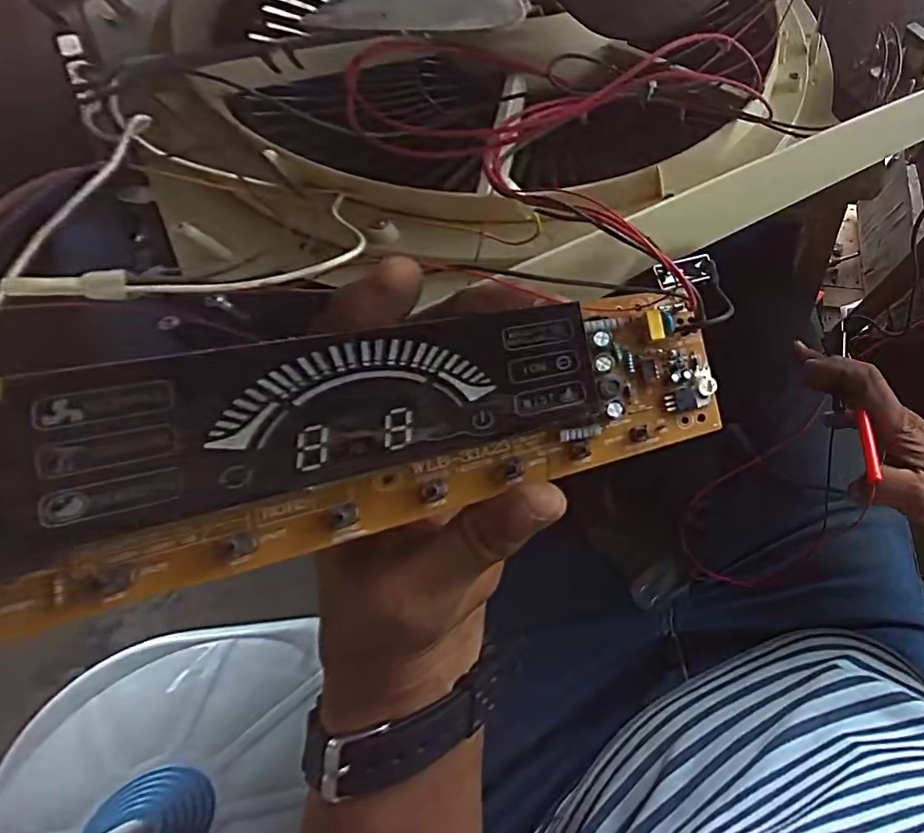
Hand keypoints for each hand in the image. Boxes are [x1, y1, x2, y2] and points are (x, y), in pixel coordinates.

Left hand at [312, 259, 567, 731]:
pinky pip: (518, 410)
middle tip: (535, 303)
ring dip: (524, 341)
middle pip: (428, 350)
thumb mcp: (425, 590)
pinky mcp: (487, 457)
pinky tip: (582, 370)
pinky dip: (551, 388)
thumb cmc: (393, 621)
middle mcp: (395, 438)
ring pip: (479, 371)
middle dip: (480, 313)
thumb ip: (480, 542)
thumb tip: (544, 496)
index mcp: (349, 460)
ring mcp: (445, 444)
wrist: (418, 650)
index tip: (401, 273)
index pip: (341, 368)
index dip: (367, 312)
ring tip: (568, 324)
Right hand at [795, 342, 923, 550]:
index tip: (808, 367)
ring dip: (838, 384)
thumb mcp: (922, 499)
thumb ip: (886, 488)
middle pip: (863, 382)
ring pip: (866, 396)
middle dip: (831, 366)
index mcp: (903, 425)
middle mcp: (902, 420)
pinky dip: (849, 408)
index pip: (868, 384)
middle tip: (800, 357)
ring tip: (811, 379)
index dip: (837, 370)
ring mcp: (905, 429)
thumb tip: (853, 484)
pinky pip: (871, 415)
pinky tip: (836, 420)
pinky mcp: (906, 442)